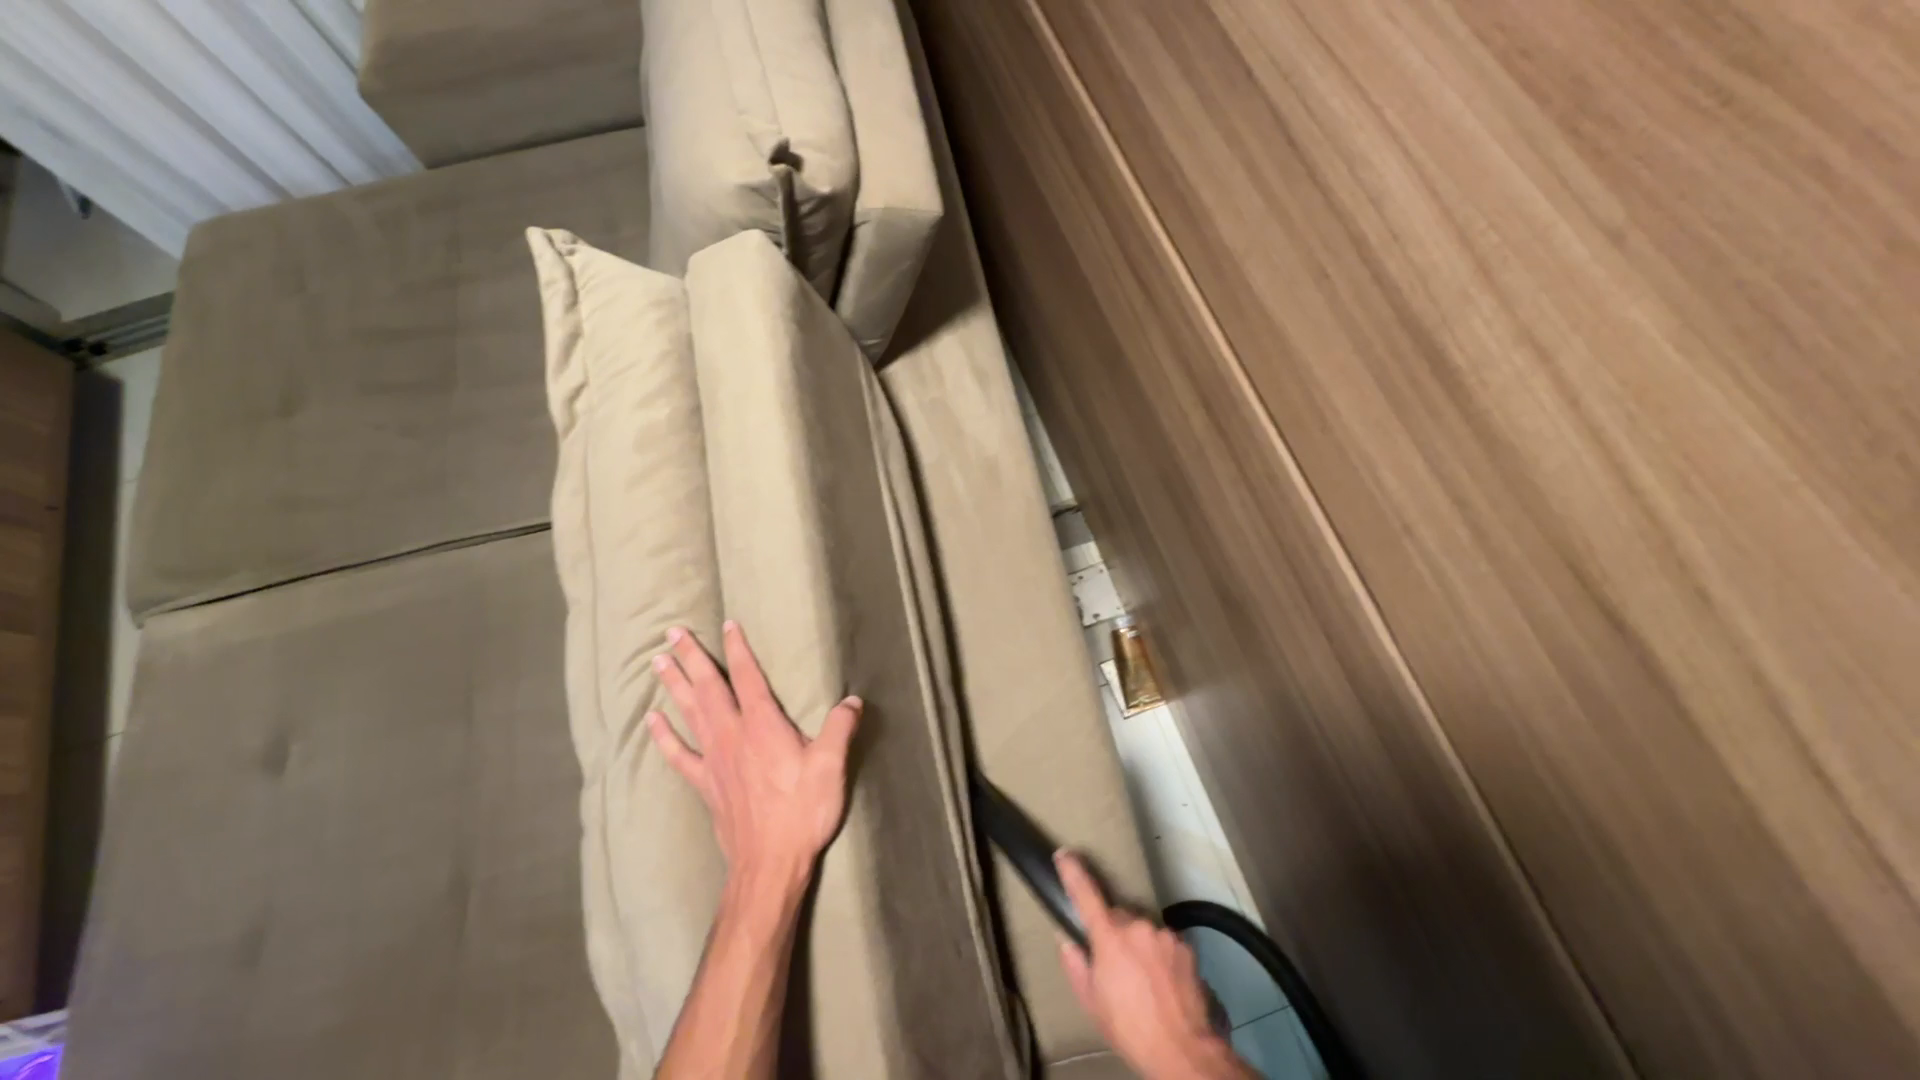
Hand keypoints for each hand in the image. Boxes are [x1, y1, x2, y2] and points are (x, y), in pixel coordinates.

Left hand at [647, 622, 861, 885]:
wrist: (768, 863)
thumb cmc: (802, 813)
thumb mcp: (831, 767)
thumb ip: (840, 729)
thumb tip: (851, 701)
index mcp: (763, 726)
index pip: (747, 677)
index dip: (738, 649)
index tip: (727, 624)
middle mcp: (733, 735)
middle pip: (707, 688)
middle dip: (691, 657)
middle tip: (671, 632)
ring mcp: (713, 760)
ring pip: (689, 712)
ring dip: (673, 684)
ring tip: (657, 661)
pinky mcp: (705, 784)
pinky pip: (678, 754)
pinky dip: (663, 735)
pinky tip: (651, 720)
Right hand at [1056, 851, 1252, 1079]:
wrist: (1182, 1050)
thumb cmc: (1128, 1028)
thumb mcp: (1092, 1002)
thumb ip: (1076, 965)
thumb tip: (1067, 940)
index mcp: (1109, 937)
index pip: (1085, 894)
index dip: (1073, 872)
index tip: (1064, 855)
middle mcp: (1137, 926)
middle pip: (1118, 916)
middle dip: (1113, 932)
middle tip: (1115, 965)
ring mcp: (1164, 934)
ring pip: (1143, 929)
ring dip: (1139, 944)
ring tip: (1144, 979)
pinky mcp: (1185, 945)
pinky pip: (1164, 941)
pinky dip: (1160, 954)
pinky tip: (1163, 980)